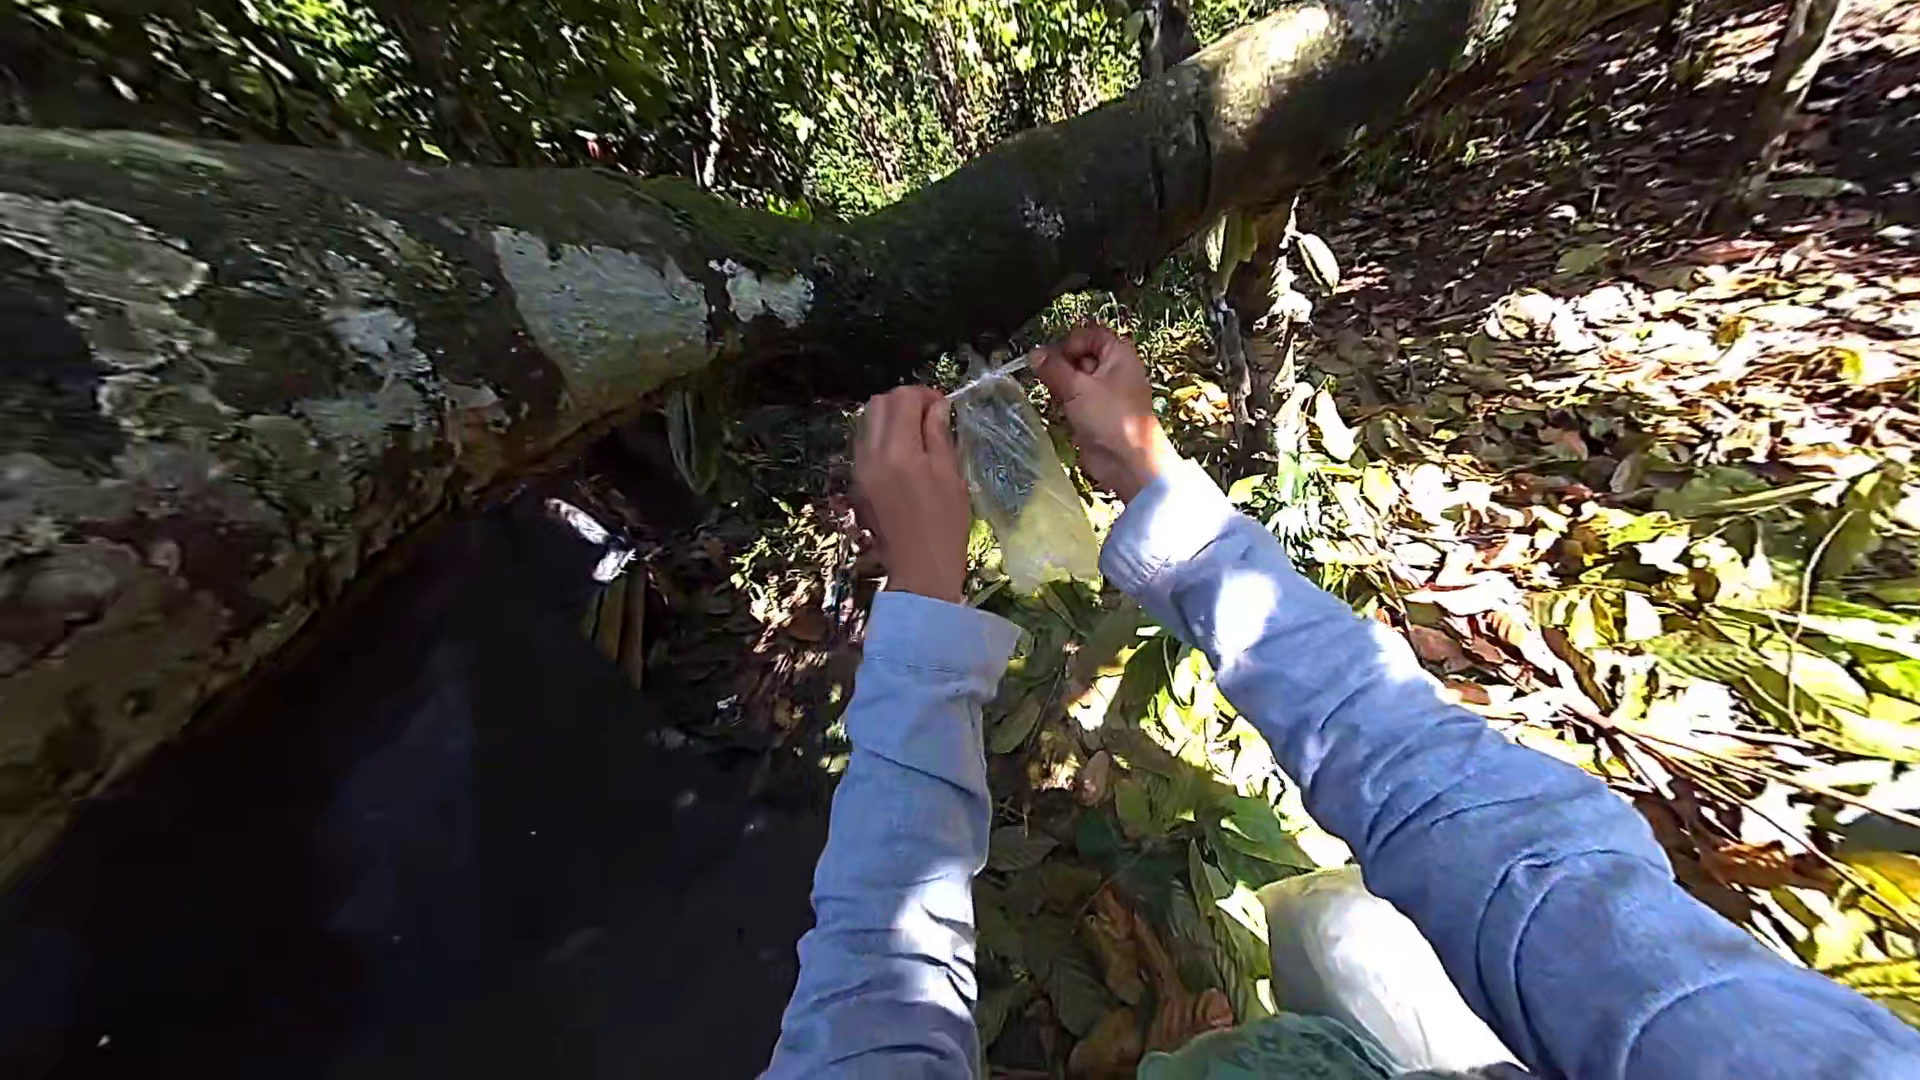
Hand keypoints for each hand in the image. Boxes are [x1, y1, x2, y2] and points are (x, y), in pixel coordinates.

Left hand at [854, 386, 970, 603]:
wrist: (920, 567)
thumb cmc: (945, 524)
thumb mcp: (951, 476)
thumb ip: (939, 435)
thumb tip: (937, 406)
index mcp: (899, 452)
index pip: (903, 399)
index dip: (925, 395)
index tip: (942, 406)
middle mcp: (872, 455)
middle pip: (879, 404)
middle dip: (905, 401)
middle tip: (929, 416)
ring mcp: (860, 468)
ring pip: (867, 421)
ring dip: (891, 417)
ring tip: (916, 433)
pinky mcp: (858, 480)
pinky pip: (864, 442)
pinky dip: (881, 436)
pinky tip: (903, 451)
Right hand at [1032, 324, 1181, 501]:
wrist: (1128, 461)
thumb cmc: (1111, 418)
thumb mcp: (1077, 387)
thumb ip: (1053, 368)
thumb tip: (1034, 354)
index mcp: (1118, 355)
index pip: (1090, 335)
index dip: (1070, 343)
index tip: (1053, 359)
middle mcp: (1114, 371)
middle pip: (1081, 357)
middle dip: (1062, 367)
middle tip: (1051, 381)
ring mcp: (1105, 394)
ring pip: (1076, 380)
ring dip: (1062, 387)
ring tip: (1058, 399)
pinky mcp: (1096, 414)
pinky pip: (1076, 400)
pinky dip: (1066, 404)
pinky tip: (1061, 412)